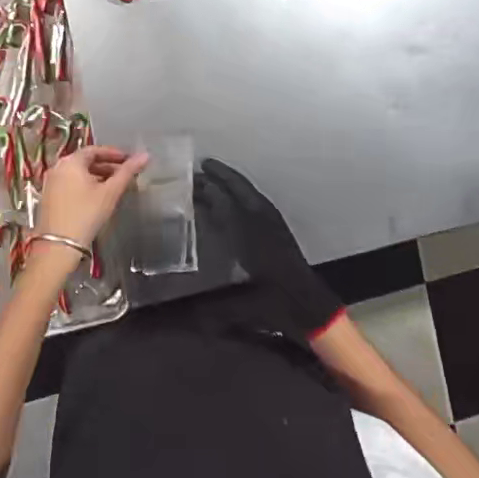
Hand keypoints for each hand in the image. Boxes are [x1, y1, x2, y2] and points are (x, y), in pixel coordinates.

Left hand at [32, 145, 147, 249]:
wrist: (59, 245)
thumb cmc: (86, 214)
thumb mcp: (110, 192)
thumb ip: (128, 172)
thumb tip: (145, 156)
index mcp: (70, 162)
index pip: (94, 150)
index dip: (113, 153)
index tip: (128, 160)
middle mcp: (57, 168)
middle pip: (84, 161)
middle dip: (106, 166)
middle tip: (124, 174)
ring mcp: (50, 183)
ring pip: (77, 174)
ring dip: (96, 176)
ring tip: (113, 186)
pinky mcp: (48, 198)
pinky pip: (69, 184)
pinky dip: (84, 186)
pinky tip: (96, 197)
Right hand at [195, 158, 342, 337]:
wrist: (309, 307)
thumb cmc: (274, 304)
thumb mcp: (237, 302)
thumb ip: (205, 304)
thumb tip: (168, 309)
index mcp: (249, 232)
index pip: (224, 200)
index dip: (207, 188)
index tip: (189, 178)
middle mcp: (261, 222)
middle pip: (239, 189)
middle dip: (220, 177)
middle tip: (199, 169)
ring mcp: (273, 225)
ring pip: (249, 195)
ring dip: (232, 184)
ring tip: (213, 179)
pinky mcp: (279, 232)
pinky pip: (257, 203)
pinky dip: (243, 196)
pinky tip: (234, 204)